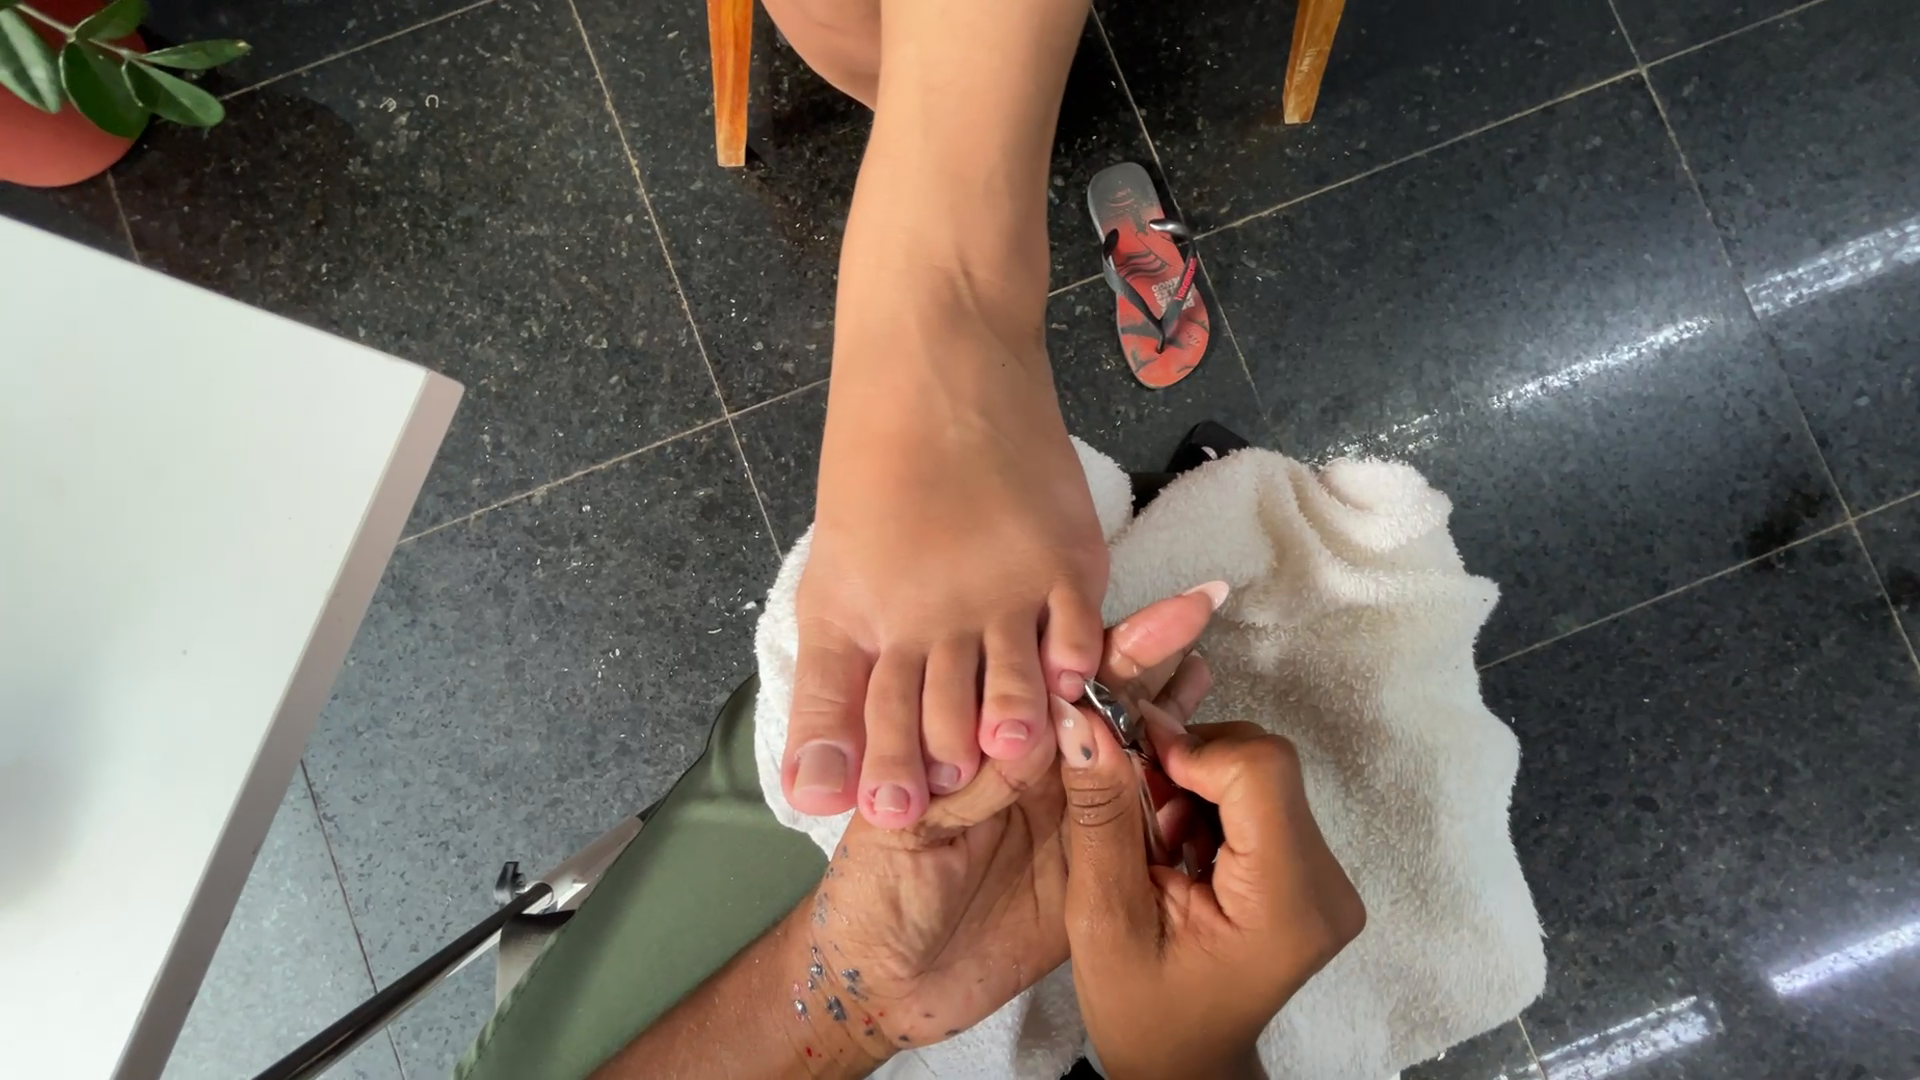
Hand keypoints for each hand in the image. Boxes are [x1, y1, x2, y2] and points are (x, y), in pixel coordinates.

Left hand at [782, 293, 1109, 830]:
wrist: (937, 358)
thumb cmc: (872, 462)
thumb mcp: (828, 574)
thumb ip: (827, 683)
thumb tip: (811, 790)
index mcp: (869, 618)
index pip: (875, 727)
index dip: (882, 778)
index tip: (892, 816)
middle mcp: (936, 615)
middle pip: (945, 723)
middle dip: (944, 772)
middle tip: (954, 804)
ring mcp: (1008, 587)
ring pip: (1013, 698)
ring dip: (1008, 739)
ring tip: (1008, 761)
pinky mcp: (1068, 557)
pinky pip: (1079, 641)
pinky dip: (1073, 678)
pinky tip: (1069, 694)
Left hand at [787, 588, 1220, 1066]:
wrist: (894, 985)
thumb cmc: (878, 892)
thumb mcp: (913, 826)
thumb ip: (982, 781)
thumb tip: (1053, 725)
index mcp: (981, 739)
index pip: (1038, 677)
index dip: (1090, 642)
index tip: (1137, 607)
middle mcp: (1030, 762)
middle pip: (1093, 697)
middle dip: (1145, 651)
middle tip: (1196, 609)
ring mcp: (1065, 807)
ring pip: (1126, 746)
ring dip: (1167, 703)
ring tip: (1204, 659)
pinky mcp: (1093, 861)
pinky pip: (1140, 817)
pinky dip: (1173, 781)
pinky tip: (1203, 748)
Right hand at [1055, 667, 1366, 1079]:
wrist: (1183, 1061)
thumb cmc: (1141, 1008)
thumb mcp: (1102, 913)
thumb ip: (1101, 813)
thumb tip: (1086, 723)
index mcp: (1286, 904)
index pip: (1261, 769)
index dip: (1192, 748)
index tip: (1132, 761)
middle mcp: (1324, 882)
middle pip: (1260, 760)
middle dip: (1186, 763)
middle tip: (1134, 804)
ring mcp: (1321, 873)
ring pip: (1254, 766)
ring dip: (1191, 779)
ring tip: (1152, 832)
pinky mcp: (1305, 864)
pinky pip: (1255, 788)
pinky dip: (1204, 793)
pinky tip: (1173, 837)